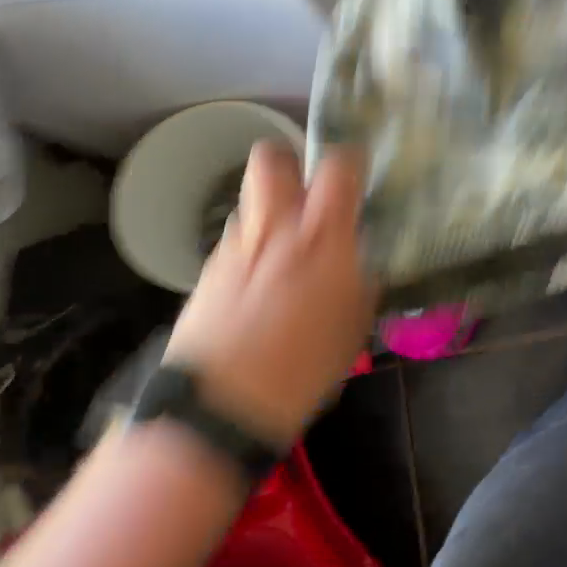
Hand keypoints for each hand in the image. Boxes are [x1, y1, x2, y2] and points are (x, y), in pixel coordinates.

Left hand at [163, 142, 376, 446]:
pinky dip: (252, 249)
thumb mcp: (354, 325)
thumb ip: (359, 280)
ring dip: (270, 211)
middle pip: (271, 158)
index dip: (351, 160)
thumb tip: (360, 262)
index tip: (358, 173)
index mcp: (322, 237)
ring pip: (250, 201)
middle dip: (290, 161)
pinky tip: (260, 285)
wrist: (219, 407)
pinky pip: (235, 241)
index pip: (339, 166)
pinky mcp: (206, 271)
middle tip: (307, 189)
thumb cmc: (304, 369)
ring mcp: (234, 247)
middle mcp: (274, 229)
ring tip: (285, 245)